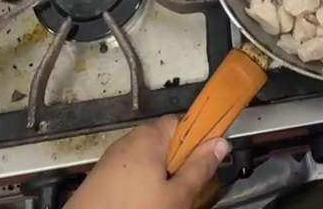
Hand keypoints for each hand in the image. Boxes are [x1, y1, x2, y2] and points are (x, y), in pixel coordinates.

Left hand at [65, 116, 227, 208]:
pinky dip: (140, 189)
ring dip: (160, 180)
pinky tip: (143, 206)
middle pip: (166, 144)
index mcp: (149, 135)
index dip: (199, 140)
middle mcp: (130, 139)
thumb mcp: (176, 197)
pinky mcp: (101, 179)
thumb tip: (221, 141)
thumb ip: (200, 168)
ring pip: (149, 163)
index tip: (209, 161)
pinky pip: (131, 175)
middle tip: (186, 193)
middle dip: (179, 166)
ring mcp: (112, 159)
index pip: (184, 122)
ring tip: (165, 205)